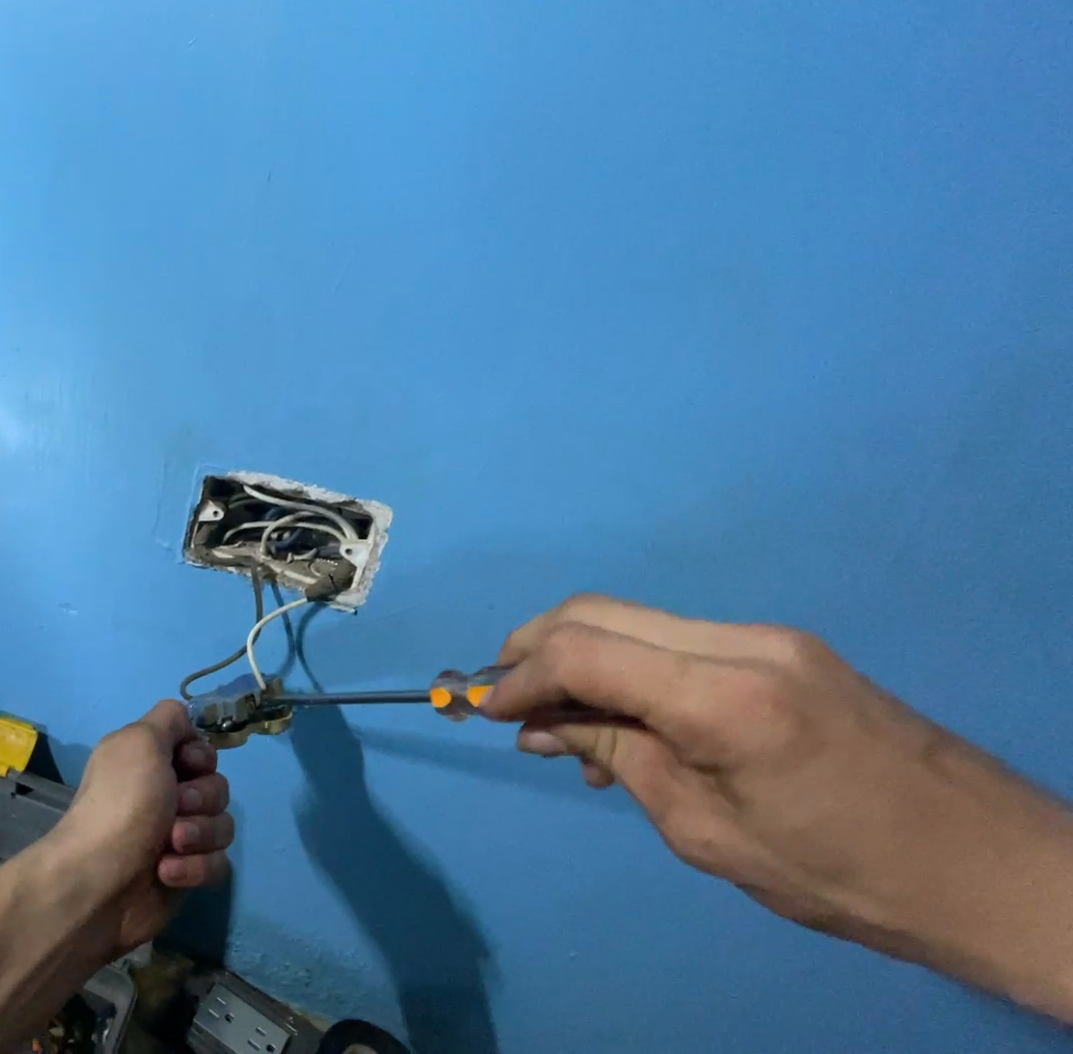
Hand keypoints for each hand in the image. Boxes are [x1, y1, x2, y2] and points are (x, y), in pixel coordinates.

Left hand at [42, 700, 233, 953]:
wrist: (102, 883)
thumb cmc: (122, 805)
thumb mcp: (141, 740)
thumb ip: (169, 718)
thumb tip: (187, 720)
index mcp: (149, 760)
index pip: (199, 747)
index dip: (201, 756)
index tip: (186, 765)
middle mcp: (163, 793)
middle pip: (217, 785)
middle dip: (202, 798)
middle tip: (174, 808)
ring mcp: (177, 835)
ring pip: (222, 825)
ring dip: (199, 835)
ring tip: (169, 846)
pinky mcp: (186, 872)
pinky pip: (217, 863)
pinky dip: (194, 867)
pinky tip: (167, 873)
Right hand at [484, 594, 1072, 1018]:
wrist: (1001, 871)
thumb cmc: (842, 872)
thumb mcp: (702, 828)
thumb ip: (614, 755)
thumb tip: (538, 724)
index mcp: (723, 697)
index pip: (582, 652)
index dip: (518, 676)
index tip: (484, 708)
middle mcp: (740, 643)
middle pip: (595, 612)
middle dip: (532, 647)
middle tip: (503, 698)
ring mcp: (765, 636)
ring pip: (628, 618)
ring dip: (575, 657)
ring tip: (559, 724)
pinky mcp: (779, 647)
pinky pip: (669, 639)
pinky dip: (622, 665)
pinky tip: (619, 721)